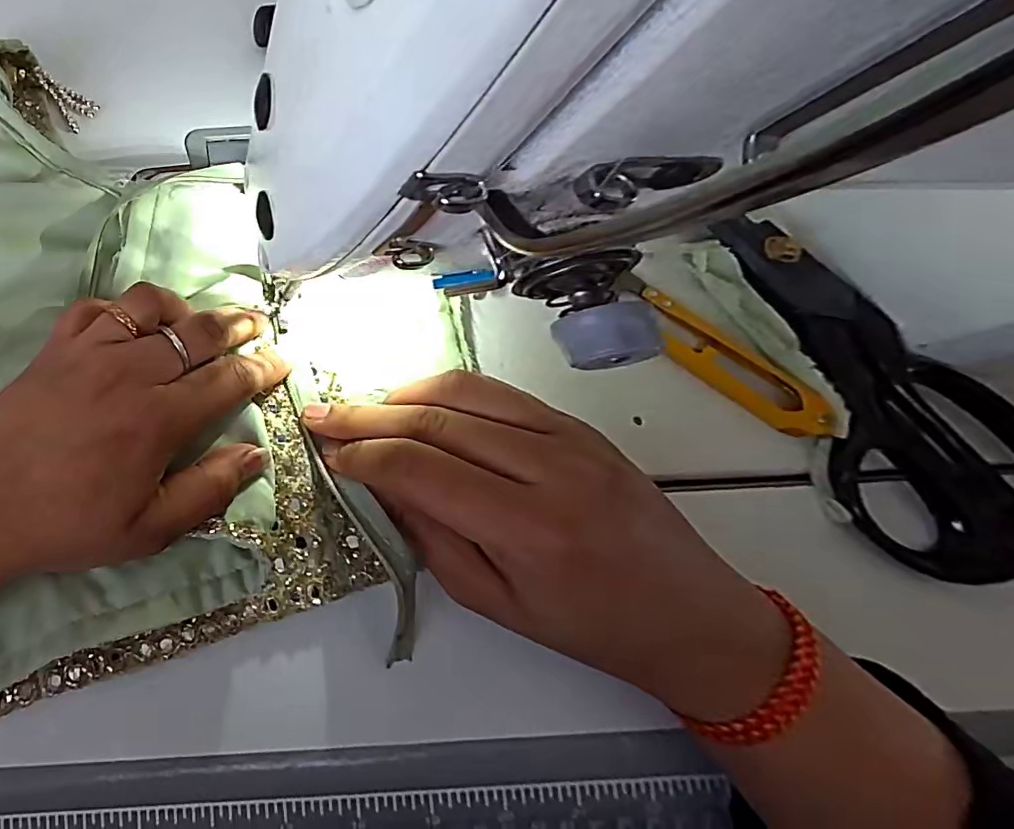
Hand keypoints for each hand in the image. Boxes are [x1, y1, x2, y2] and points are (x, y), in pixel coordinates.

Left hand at [0, 282, 288, 686]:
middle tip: (259, 325)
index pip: (226, 381)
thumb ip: (207, 490)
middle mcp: (130, 371)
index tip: (281, 361)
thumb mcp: (146, 532)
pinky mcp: (56, 345)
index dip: (261, 369)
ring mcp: (89, 350)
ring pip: (151, 307)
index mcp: (158, 418)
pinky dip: (123, 308)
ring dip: (185, 309)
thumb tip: (255, 454)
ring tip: (198, 322)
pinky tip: (131, 324)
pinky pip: (98, 307)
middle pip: (198, 333)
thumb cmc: (65, 524)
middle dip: (238, 326)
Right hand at [303, 371, 789, 721]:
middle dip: (365, 415)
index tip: (329, 453)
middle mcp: (551, 468)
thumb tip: (378, 481)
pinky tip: (413, 400)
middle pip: (433, 419)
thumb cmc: (590, 625)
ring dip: (398, 393)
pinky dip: (442, 388)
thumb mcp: (492, 599)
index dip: (364, 456)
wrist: (693, 615)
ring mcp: (568, 435)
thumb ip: (427, 535)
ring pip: (460, 390)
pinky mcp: (575, 422)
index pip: (421, 468)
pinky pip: (494, 390)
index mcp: (530, 528)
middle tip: (321, 414)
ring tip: (361, 408)